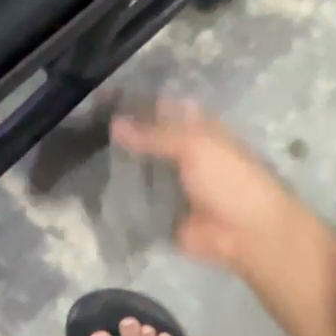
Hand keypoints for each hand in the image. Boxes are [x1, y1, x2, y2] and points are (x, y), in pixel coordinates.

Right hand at [110, 100, 299, 270]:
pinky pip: (142, 204)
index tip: (110, 102)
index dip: (144, 106)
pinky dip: (125, 200)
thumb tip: (116, 123)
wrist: (248, 233)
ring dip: (123, 168)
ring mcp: (177, 187)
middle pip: (154, 143)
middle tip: (92, 131)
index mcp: (202, 132)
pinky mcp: (167, 215)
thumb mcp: (195, 145)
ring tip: (87, 157)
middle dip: (128, 138)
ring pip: (145, 172)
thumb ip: (156, 134)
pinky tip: (97, 191)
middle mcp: (189, 156)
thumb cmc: (230, 180)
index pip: (170, 111)